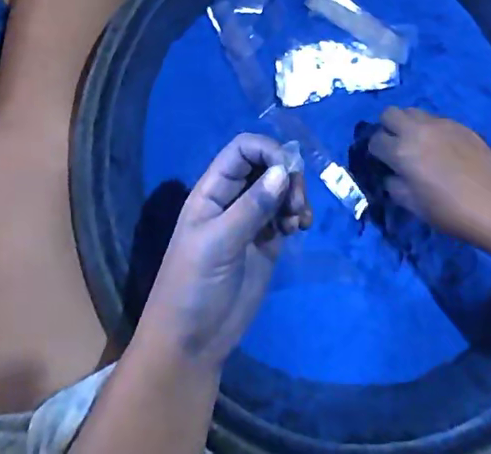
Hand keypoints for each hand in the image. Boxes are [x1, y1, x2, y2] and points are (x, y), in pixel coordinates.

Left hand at [138, 134, 312, 366]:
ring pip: (279, 189)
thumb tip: (282, 171)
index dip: (268, 150)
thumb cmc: (194, 284)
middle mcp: (232, 198)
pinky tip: (299, 228)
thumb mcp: (219, 242)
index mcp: (213, 189)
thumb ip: (251, 207)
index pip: (243, 149)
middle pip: (266, 165)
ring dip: (295, 196)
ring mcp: (250, 220)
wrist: (191, 340)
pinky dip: (297, 215)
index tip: (289, 172)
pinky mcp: (265, 243)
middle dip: (287, 176)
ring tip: (299, 221)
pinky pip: (285, 215)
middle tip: (297, 204)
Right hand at [369, 108, 490, 245]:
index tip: (384, 163)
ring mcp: (439, 124)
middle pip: (389, 113)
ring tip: (420, 144)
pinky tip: (444, 149)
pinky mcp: (459, 125)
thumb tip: (391, 174)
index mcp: (401, 151)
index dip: (376, 152)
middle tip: (397, 146)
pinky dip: (432, 129)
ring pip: (413, 111)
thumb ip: (394, 186)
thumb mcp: (413, 206)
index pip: (375, 140)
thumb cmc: (450, 212)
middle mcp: (416, 130)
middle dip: (387, 128)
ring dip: (409, 125)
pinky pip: (436, 119)